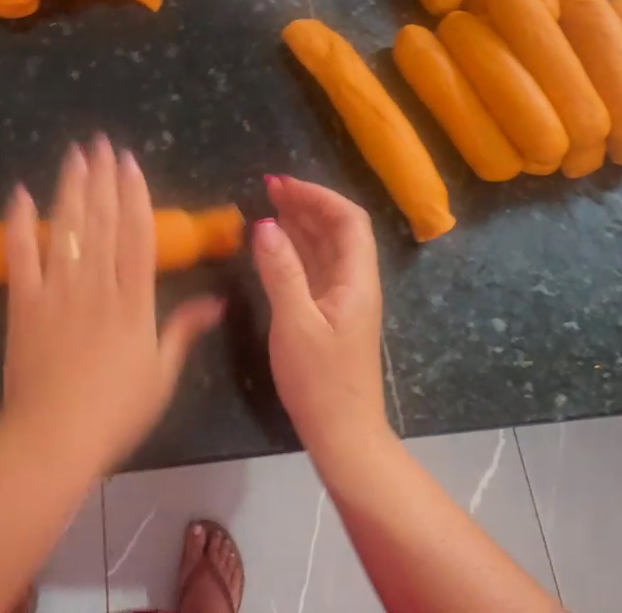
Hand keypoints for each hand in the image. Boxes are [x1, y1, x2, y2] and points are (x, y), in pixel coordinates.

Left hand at [0, 135, 225, 472]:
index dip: (135, 194)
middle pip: (102, 220)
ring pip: (67, 227)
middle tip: (101, 141)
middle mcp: (98, 283)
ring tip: (75, 153)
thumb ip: (185, 330)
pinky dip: (19, 222)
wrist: (54, 437)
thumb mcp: (162, 374)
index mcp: (134, 299)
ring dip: (70, 186)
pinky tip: (20, 193)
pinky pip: (21, 255)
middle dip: (103, 177)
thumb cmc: (115, 411)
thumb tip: (218, 300)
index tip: (131, 161)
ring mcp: (58, 289)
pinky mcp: (24, 301)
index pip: (137, 234)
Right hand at [252, 175, 392, 458]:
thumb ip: (281, 271)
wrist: (343, 436)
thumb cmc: (321, 382)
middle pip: (337, 229)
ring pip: (324, 248)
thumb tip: (265, 224)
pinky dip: (294, 249)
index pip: (348, 220)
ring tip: (268, 204)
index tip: (282, 185)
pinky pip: (313, 269)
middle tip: (268, 188)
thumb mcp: (295, 324)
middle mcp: (354, 283)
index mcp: (356, 280)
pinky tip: (273, 243)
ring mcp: (341, 300)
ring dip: (300, 223)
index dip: (318, 196)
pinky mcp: (328, 315)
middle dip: (306, 203)